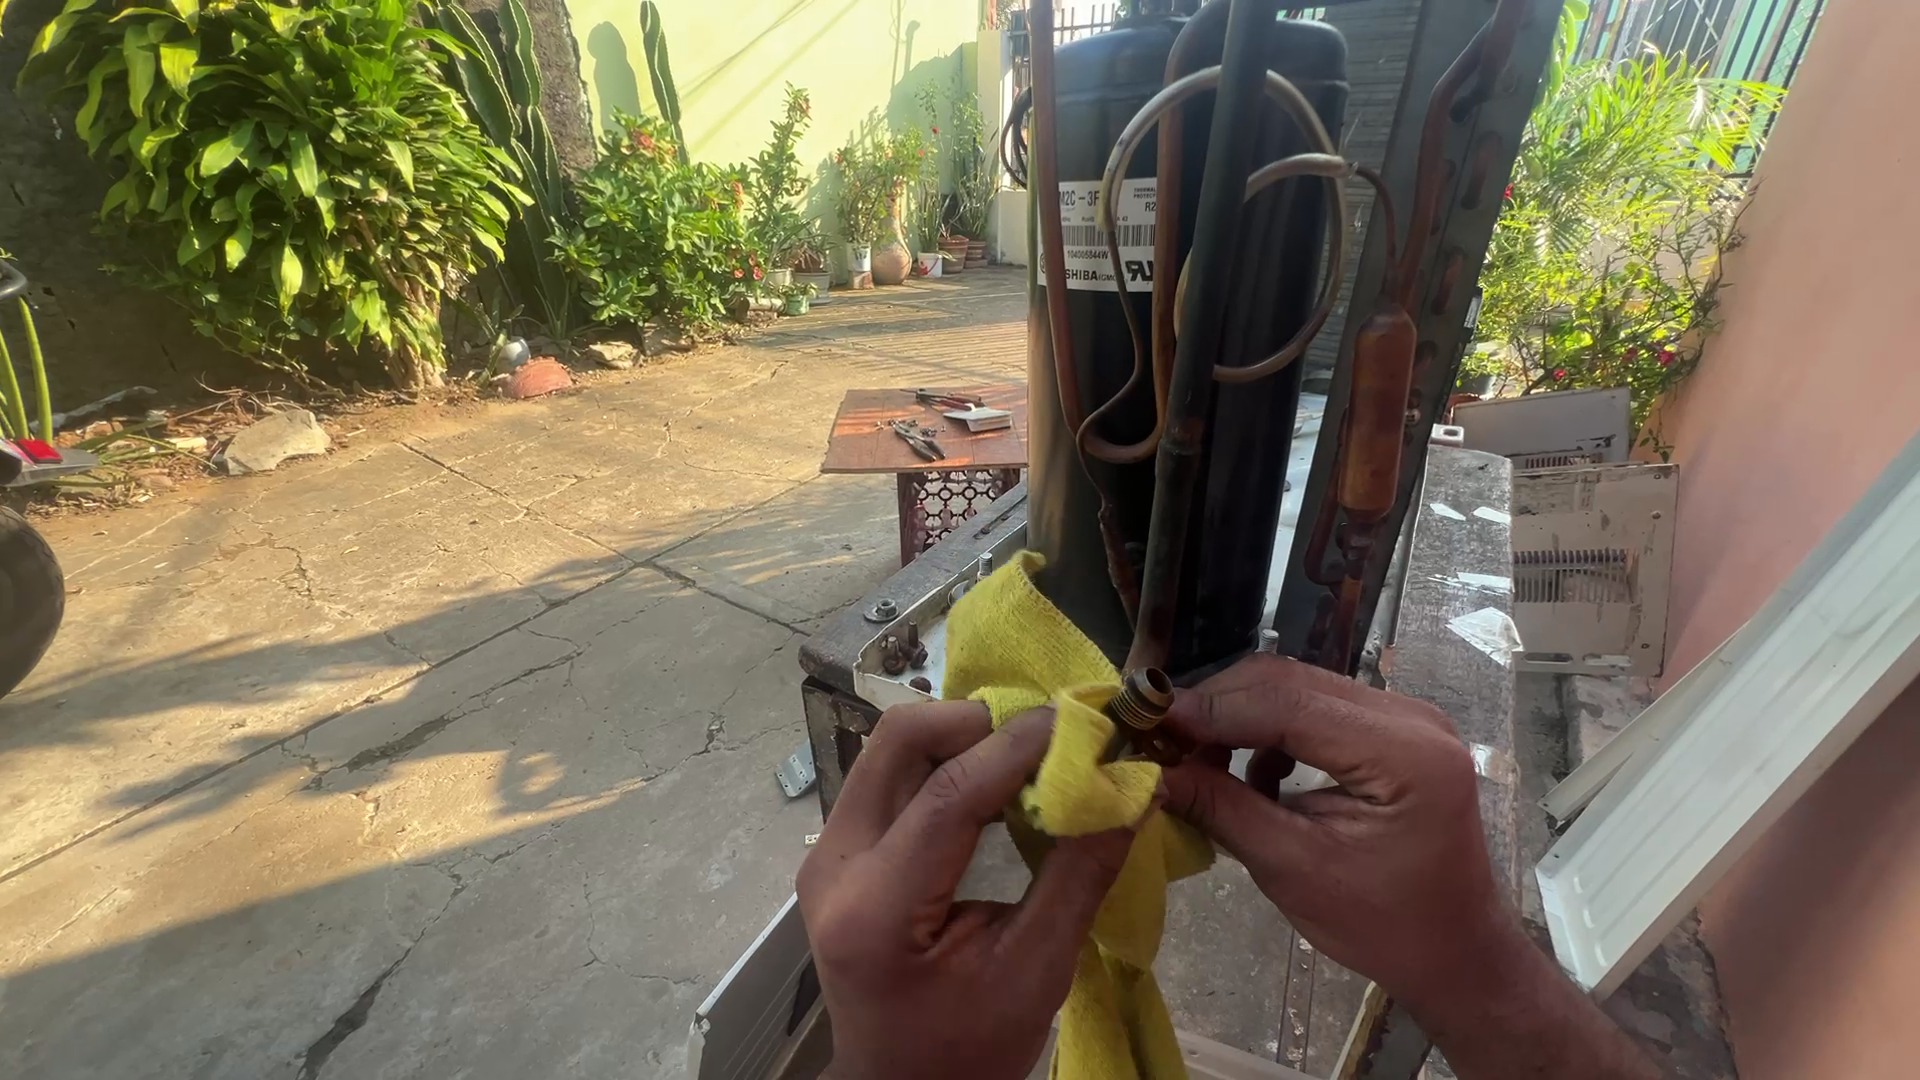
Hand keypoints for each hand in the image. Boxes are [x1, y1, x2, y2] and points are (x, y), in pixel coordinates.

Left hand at [796, 701, 1133, 1079]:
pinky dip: (946, 758)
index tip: (1078, 720)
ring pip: (892, 746)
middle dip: (977, 721)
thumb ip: (1079, 874)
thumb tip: (1127, 787)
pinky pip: (892, 771)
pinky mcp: (839, 847)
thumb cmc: (967, 1053)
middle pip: (899, 740)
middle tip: (1044, 736)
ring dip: (962, 734)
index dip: (1019, 745)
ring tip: (1026, 753)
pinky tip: (993, 779)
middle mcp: (834, 862)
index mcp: (876, 908)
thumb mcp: (1035, 976)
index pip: (947, 791)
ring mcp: (828, 850)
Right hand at [1160, 653, 1505, 1012]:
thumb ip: (1219, 808)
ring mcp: (1400, 714)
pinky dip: (1262, 726)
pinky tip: (1247, 768)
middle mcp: (1407, 715)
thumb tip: (1150, 770)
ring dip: (1233, 713)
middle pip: (1285, 681)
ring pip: (1290, 685)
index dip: (1211, 708)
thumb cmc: (1383, 926)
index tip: (1149, 722)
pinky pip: (1306, 703)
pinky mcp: (1385, 725)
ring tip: (1193, 754)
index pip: (1286, 704)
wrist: (1457, 953)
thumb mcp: (1291, 870)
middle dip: (1215, 705)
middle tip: (1161, 737)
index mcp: (1403, 754)